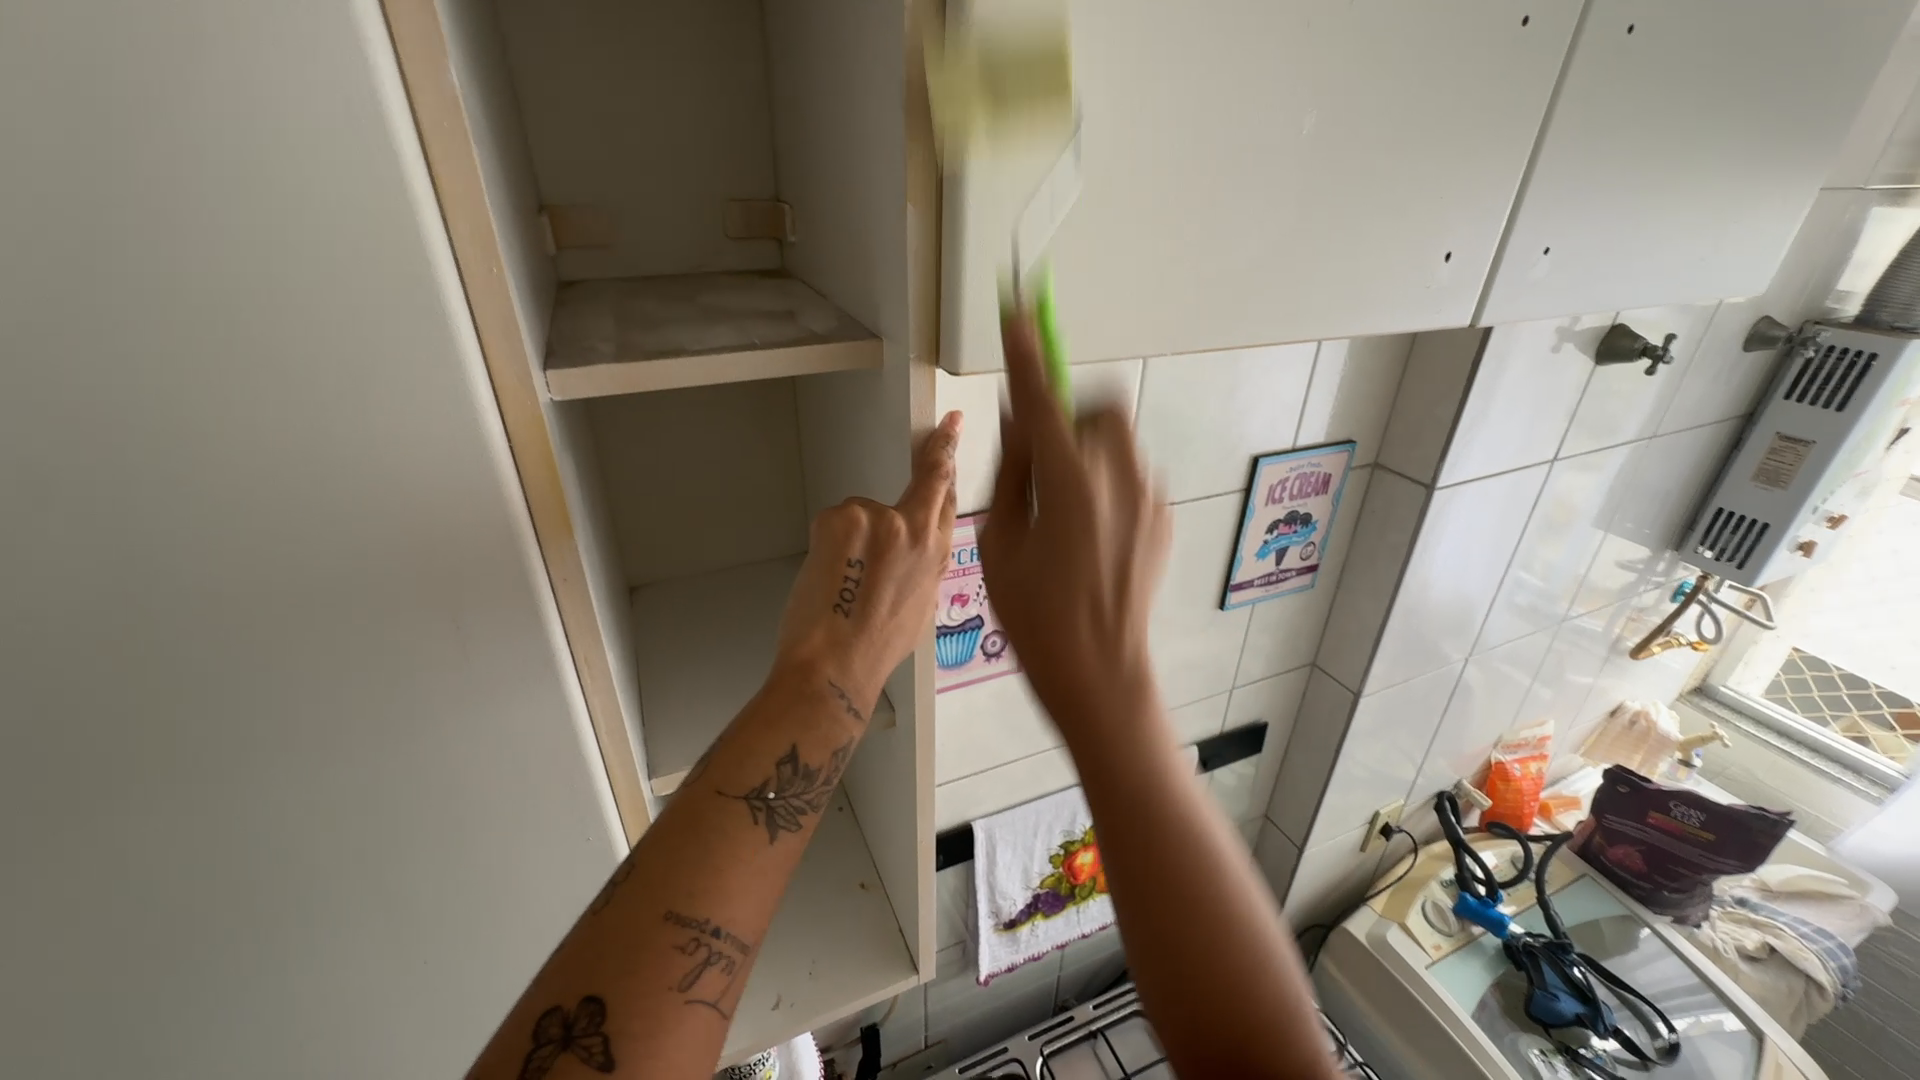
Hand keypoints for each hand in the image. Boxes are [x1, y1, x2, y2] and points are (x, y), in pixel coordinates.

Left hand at [772, 411, 962, 714]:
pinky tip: (830, 576)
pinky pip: (837, 522)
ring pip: (863, 514)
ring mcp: (877, 518)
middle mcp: (914, 528)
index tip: (950, 428)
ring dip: (854, 537)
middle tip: (944, 427)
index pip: (946, 494)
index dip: (949, 458)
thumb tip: (915, 550)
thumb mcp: (921, 605)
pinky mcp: (841, 517)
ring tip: (847, 581)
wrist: (835, 663)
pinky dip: (830, 543)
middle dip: (934, 452)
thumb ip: (924, 564)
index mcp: (936, 552)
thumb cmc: (876, 647)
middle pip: (921, 481)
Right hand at [981, 317, 1169, 735]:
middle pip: (1096, 409)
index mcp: (1070, 483)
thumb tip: (1020, 423)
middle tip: (1039, 462)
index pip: (1042, 399)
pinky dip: (1107, 482)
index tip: (1018, 310)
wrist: (1101, 674)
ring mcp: (1149, 497)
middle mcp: (1119, 478)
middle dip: (1067, 417)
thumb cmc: (1035, 618)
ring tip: (1064, 506)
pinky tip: (1090, 535)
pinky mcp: (1163, 517)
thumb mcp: (998, 542)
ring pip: (1117, 440)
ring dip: (1088, 449)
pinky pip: (1131, 475)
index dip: (1027, 353)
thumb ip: (1012, 472)